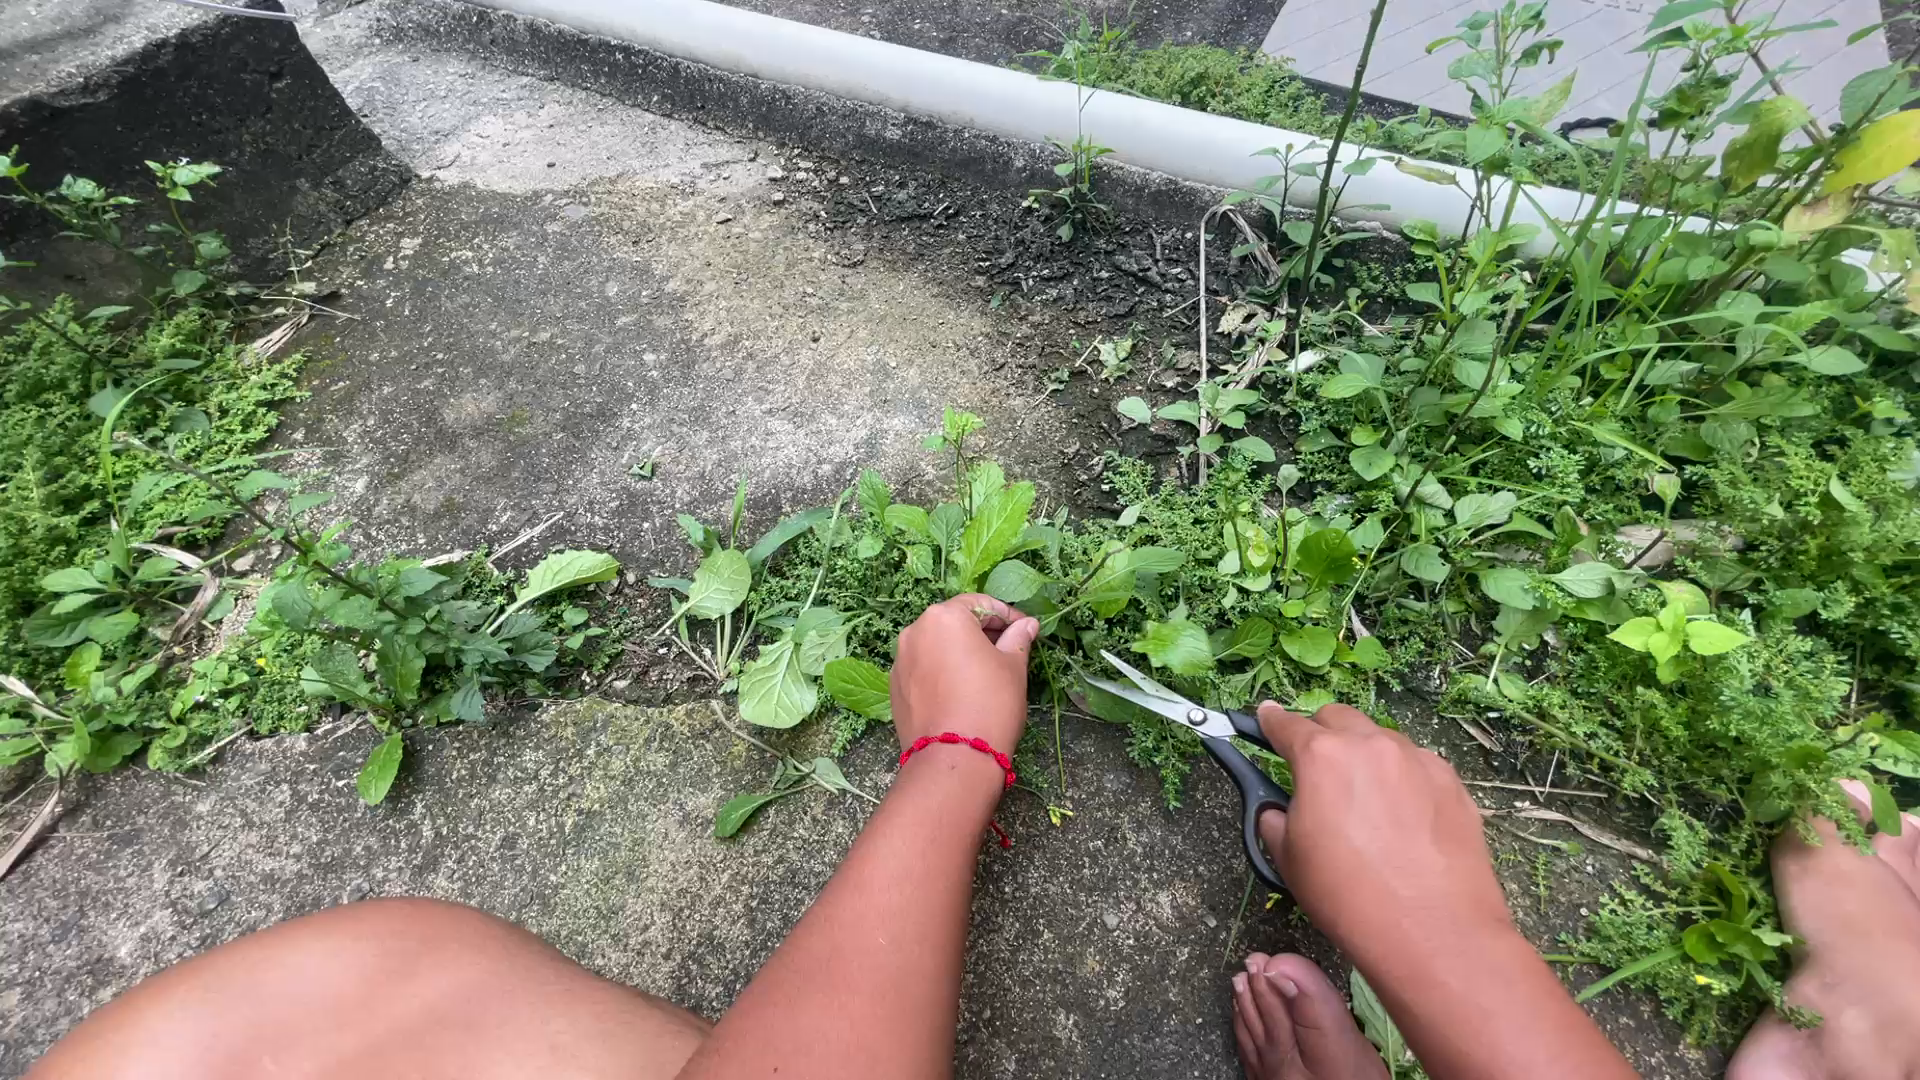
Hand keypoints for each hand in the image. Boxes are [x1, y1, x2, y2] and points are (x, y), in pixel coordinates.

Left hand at [889, 594, 1038, 754]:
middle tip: (1009, 648)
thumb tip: (1026, 625)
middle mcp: (915, 631)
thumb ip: (1018, 638)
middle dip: (982, 631)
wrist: (953, 759)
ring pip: (936, 645)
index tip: (1026, 629)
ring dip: (960, 650)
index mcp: (944, 617)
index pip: (980, 604)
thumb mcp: (1012, 667)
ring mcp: (900, 659)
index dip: (1007, 615)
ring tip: (986, 670)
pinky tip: (961, 690)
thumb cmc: (990, 703)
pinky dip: (942, 670)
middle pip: (954, 621)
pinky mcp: (895, 686)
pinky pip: (924, 668)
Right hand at [1256, 702, 1512, 971]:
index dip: (1268, 721)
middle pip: (1335, 717)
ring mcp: (1416, 761)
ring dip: (1362, 753)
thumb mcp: (1287, 857)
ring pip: (1379, 738)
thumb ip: (1274, 816)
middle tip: (1315, 767)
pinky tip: (1402, 815)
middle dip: (1319, 733)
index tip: (1264, 718)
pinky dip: (1400, 775)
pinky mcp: (1452, 783)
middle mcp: (1369, 745)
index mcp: (1320, 756)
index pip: (1284, 723)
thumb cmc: (1348, 896)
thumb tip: (1278, 808)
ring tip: (1364, 796)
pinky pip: (1416, 764)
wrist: (1435, 936)